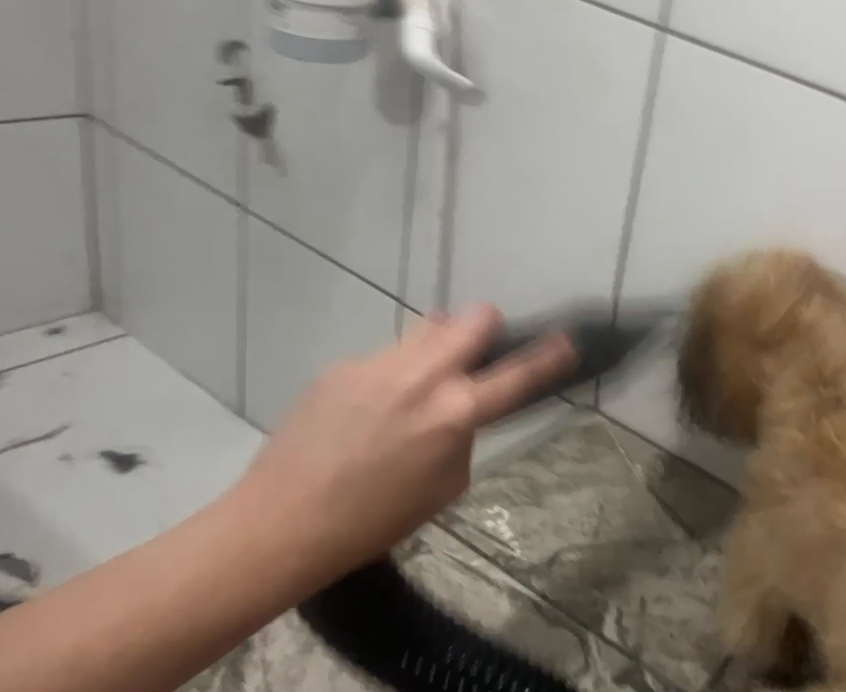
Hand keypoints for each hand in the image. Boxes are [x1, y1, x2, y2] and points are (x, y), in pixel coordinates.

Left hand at [229, 305, 575, 581]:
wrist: (276, 527)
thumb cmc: (372, 521)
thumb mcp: (444, 486)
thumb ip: (463, 434)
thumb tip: (461, 406)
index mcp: (455, 414)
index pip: (520, 374)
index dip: (551, 355)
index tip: (569, 339)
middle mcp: (422, 378)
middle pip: (474, 319)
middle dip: (488, 327)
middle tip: (481, 349)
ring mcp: (377, 366)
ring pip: (428, 328)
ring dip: (439, 345)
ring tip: (421, 377)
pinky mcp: (340, 368)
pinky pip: (385, 356)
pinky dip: (391, 374)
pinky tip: (368, 409)